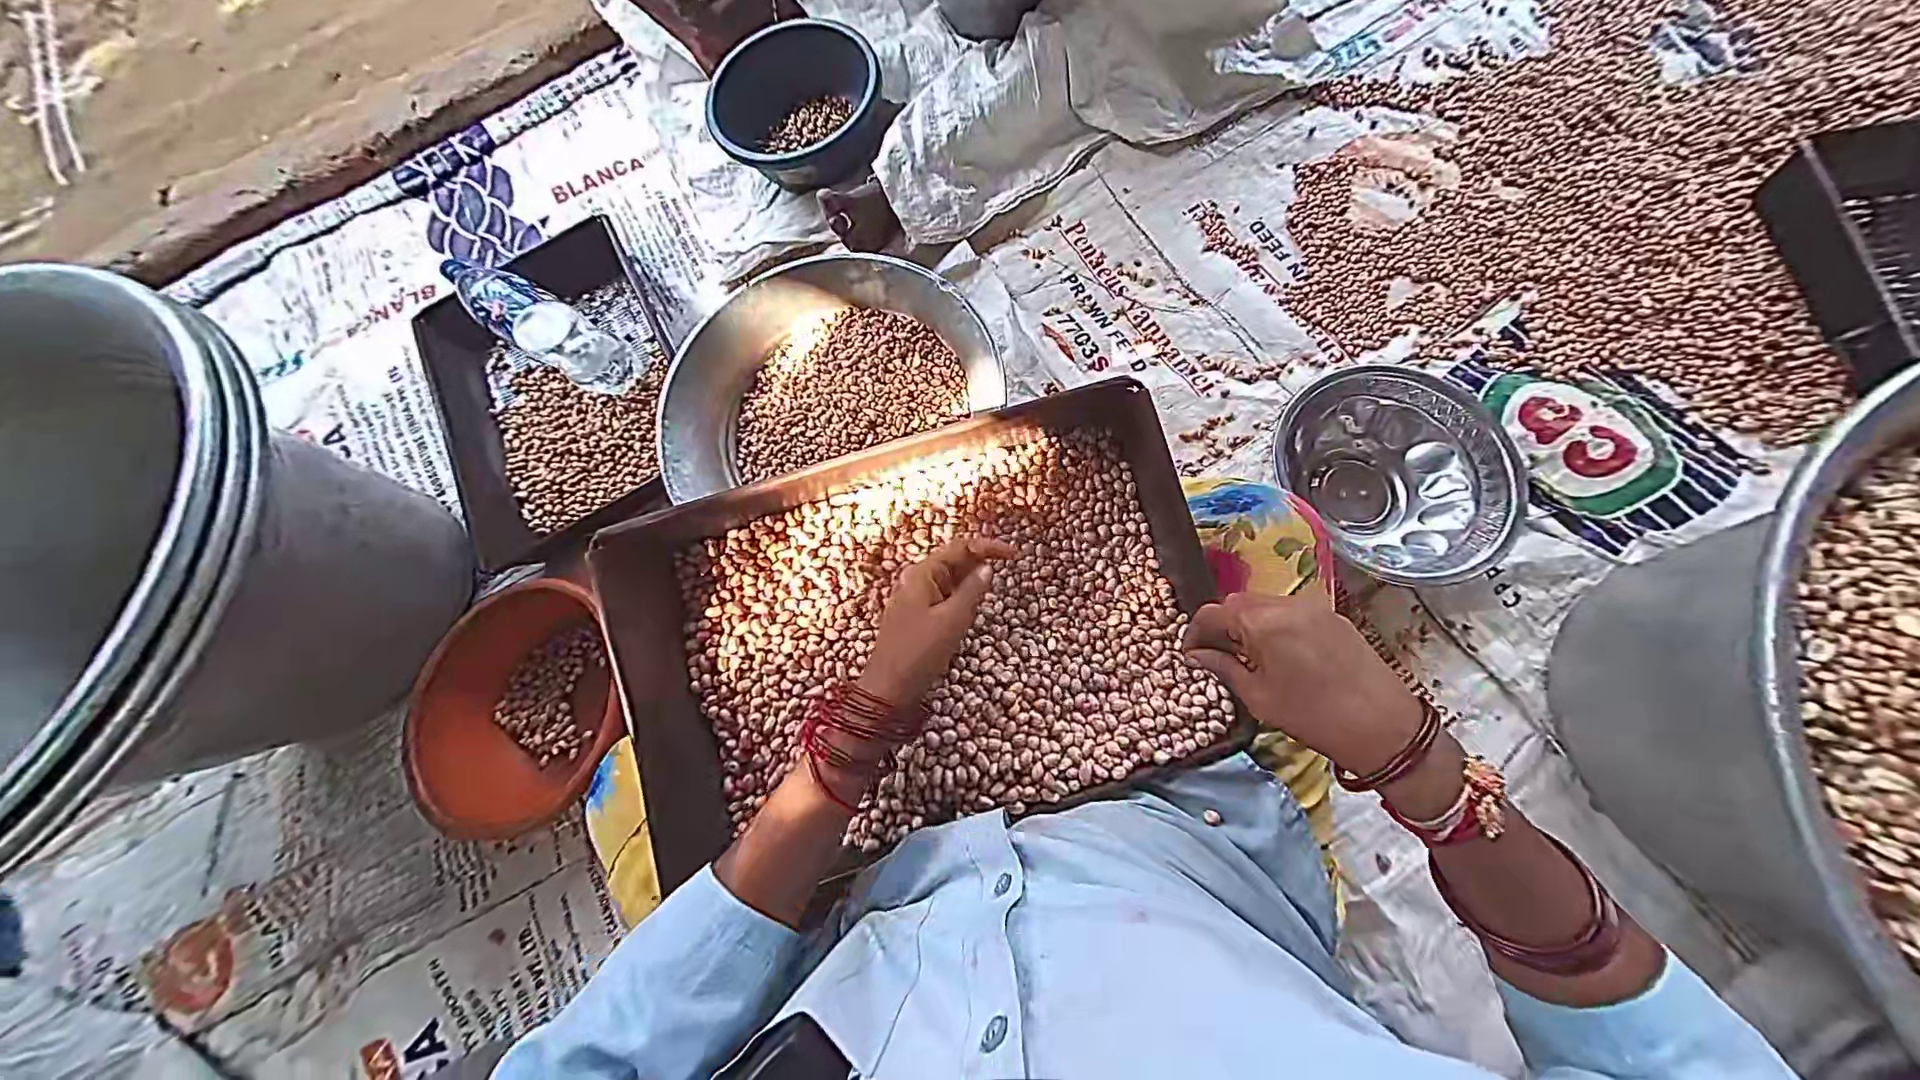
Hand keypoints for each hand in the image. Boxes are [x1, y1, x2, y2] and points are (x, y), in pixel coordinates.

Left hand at [859, 537, 1016, 707]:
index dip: (989, 547)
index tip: (1015, 554)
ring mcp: (915, 598)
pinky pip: (945, 597)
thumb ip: (972, 590)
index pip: (960, 547)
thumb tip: (988, 567)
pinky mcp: (918, 616)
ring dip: (973, 578)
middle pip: (954, 560)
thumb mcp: (952, 620)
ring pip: (951, 580)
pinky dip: (962, 596)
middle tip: (1011, 565)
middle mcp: (916, 580)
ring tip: (996, 582)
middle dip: (982, 560)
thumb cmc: (919, 653)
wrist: (888, 689)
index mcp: (921, 574)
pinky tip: (974, 604)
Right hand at [1180, 591, 1424, 777]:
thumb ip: (1223, 668)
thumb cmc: (1313, 716)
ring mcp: (1313, 607)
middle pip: (1237, 602)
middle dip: (1222, 625)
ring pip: (1264, 604)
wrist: (1386, 728)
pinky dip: (1274, 625)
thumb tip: (1196, 656)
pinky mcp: (1333, 617)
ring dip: (1248, 623)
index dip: (1195, 632)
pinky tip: (1279, 654)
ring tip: (1248, 656)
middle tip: (1217, 655)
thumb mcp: (1258, 696)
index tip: (1192, 654)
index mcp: (1261, 622)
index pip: (1212, 612)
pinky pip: (1290, 611)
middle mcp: (1285, 604)